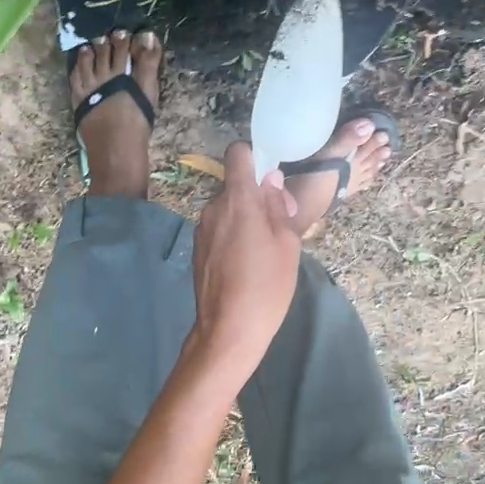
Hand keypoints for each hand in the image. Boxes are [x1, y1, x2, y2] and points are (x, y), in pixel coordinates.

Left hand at [188, 142, 300, 379]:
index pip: (238, 154)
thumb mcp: (287, 244)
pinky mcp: (197, 249)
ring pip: (228, 210)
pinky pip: (219, 229)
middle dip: (256, 196)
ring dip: (245, 219)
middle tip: (279, 224)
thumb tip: (271, 181)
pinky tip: (245, 263)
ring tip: (264, 250)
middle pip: (235, 186)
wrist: (229, 330)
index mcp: (238, 200)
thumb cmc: (266, 286)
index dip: (255, 157)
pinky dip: (233, 236)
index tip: (271, 177)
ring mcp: (201, 229)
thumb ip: (278, 206)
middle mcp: (214, 208)